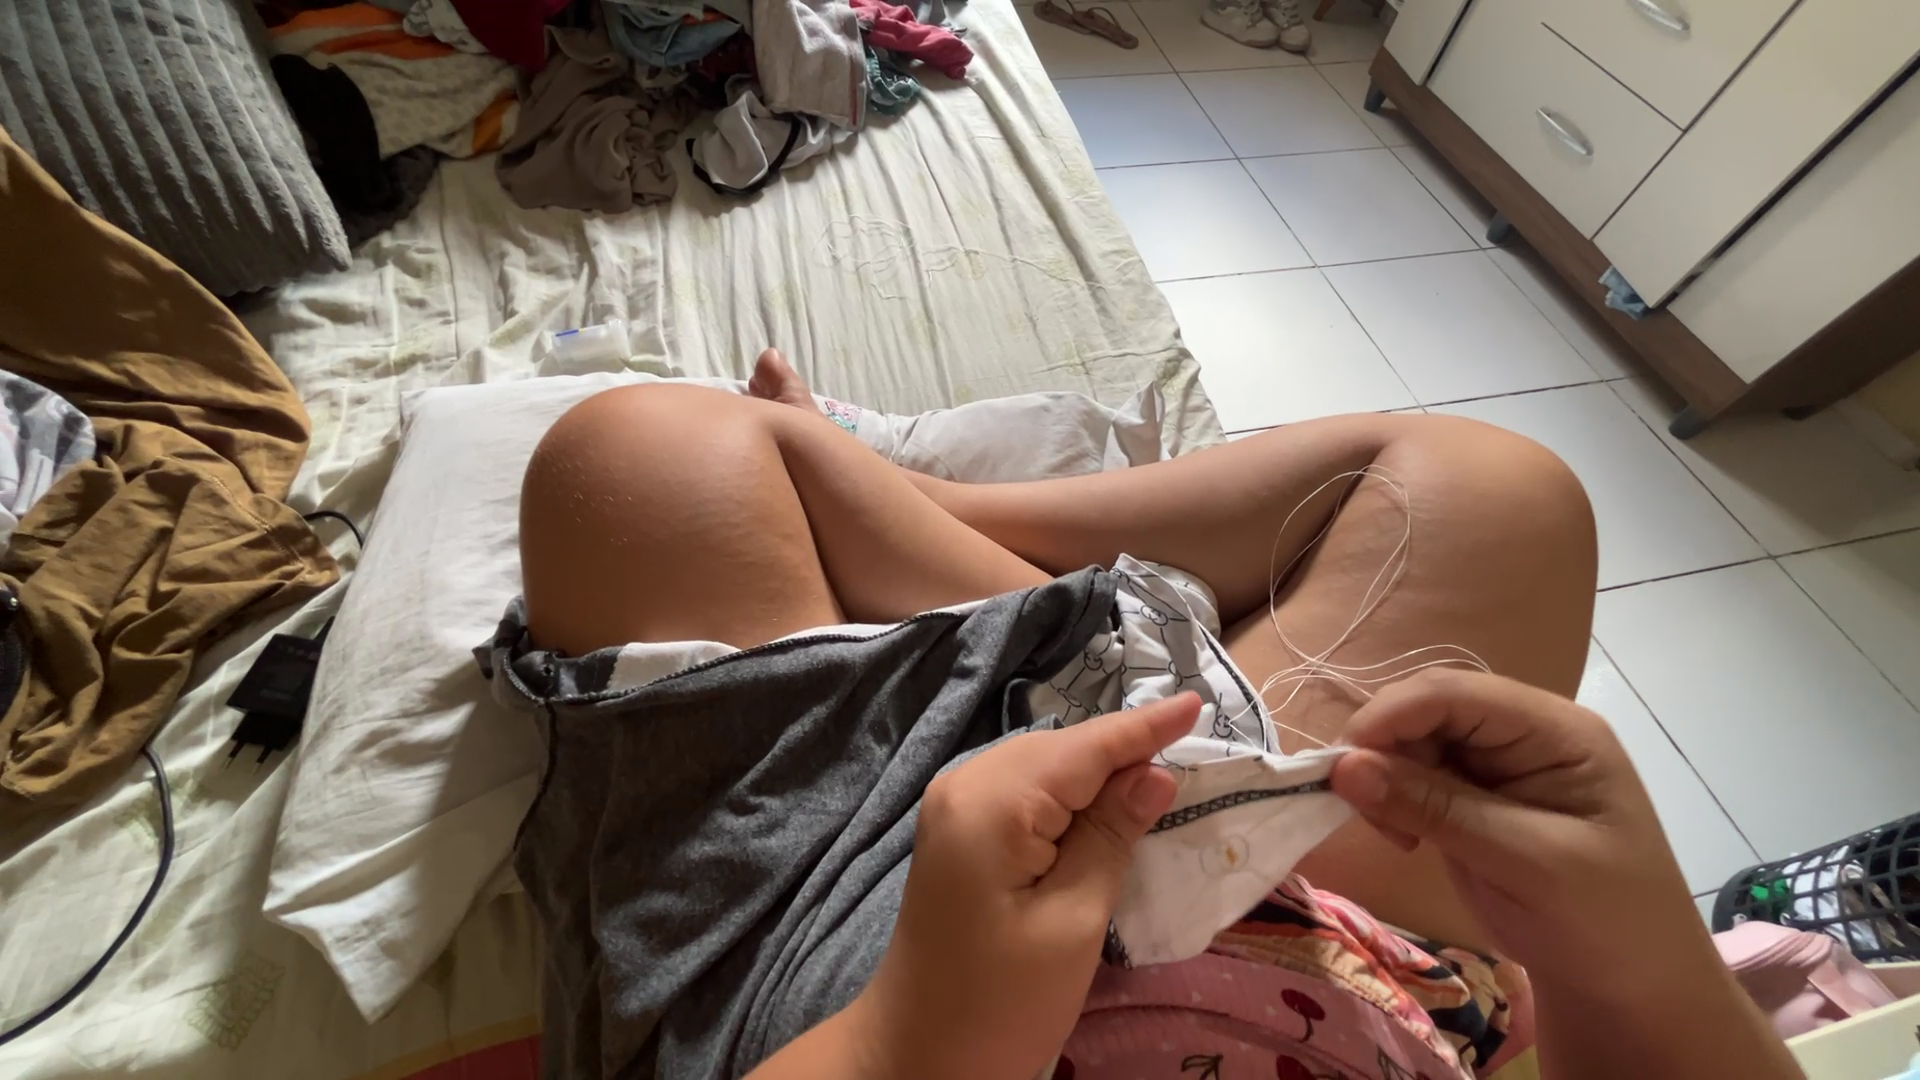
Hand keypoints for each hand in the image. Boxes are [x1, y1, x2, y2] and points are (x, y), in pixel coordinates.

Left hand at [854, 693, 1199, 1079]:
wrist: (916, 1052)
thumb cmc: (1001, 1001)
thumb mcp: (1073, 921)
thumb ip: (1111, 836)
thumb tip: (1154, 773)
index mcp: (991, 802)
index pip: (1083, 749)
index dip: (1143, 727)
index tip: (1196, 702)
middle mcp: (965, 783)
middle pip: (1059, 750)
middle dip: (1121, 749)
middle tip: (1186, 746)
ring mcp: (954, 802)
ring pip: (1042, 765)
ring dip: (1095, 770)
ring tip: (1154, 771)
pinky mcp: (957, 826)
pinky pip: (1022, 788)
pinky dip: (1065, 791)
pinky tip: (1097, 801)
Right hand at [1327, 668, 1703, 987]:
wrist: (1631, 989)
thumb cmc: (1604, 924)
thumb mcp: (1525, 862)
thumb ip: (1433, 807)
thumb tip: (1342, 767)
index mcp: (1553, 730)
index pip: (1450, 692)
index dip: (1389, 716)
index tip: (1343, 766)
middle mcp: (1518, 730)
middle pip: (1421, 707)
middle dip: (1382, 749)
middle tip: (1365, 809)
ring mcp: (1491, 759)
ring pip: (1404, 737)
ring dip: (1380, 777)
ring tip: (1394, 836)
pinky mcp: (1465, 789)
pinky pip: (1405, 770)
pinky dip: (1386, 797)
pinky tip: (1402, 837)